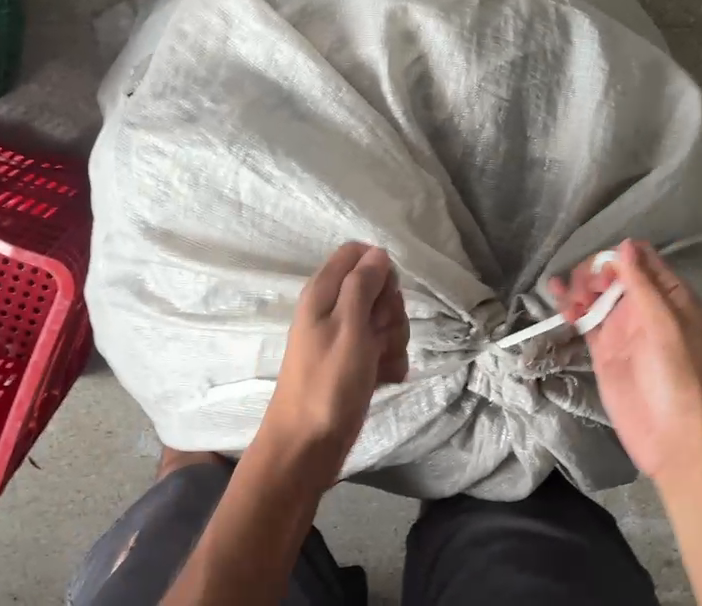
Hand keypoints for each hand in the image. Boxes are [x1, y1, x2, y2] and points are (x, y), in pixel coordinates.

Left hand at [258, 242, 408, 480]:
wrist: (309, 448)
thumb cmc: (327, 384)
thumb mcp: (348, 326)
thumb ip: (363, 285)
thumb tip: (378, 253)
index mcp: (324, 292)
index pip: (357, 253)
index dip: (379, 268)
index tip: (384, 294)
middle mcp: (335, 309)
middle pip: (379, 286)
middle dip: (390, 310)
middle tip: (377, 334)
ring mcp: (347, 337)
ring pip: (387, 319)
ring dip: (393, 339)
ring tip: (378, 362)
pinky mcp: (358, 363)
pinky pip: (386, 348)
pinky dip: (391, 362)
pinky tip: (384, 378)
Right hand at [549, 238, 701, 480]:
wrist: (676, 439)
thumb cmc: (679, 377)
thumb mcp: (664, 324)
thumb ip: (642, 284)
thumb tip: (625, 243)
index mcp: (670, 296)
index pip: (641, 259)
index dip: (619, 256)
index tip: (604, 271)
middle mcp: (645, 307)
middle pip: (613, 273)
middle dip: (595, 273)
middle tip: (587, 290)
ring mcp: (623, 328)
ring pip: (596, 294)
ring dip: (579, 287)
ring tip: (568, 297)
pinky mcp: (604, 350)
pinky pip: (585, 320)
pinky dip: (571, 308)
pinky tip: (558, 301)